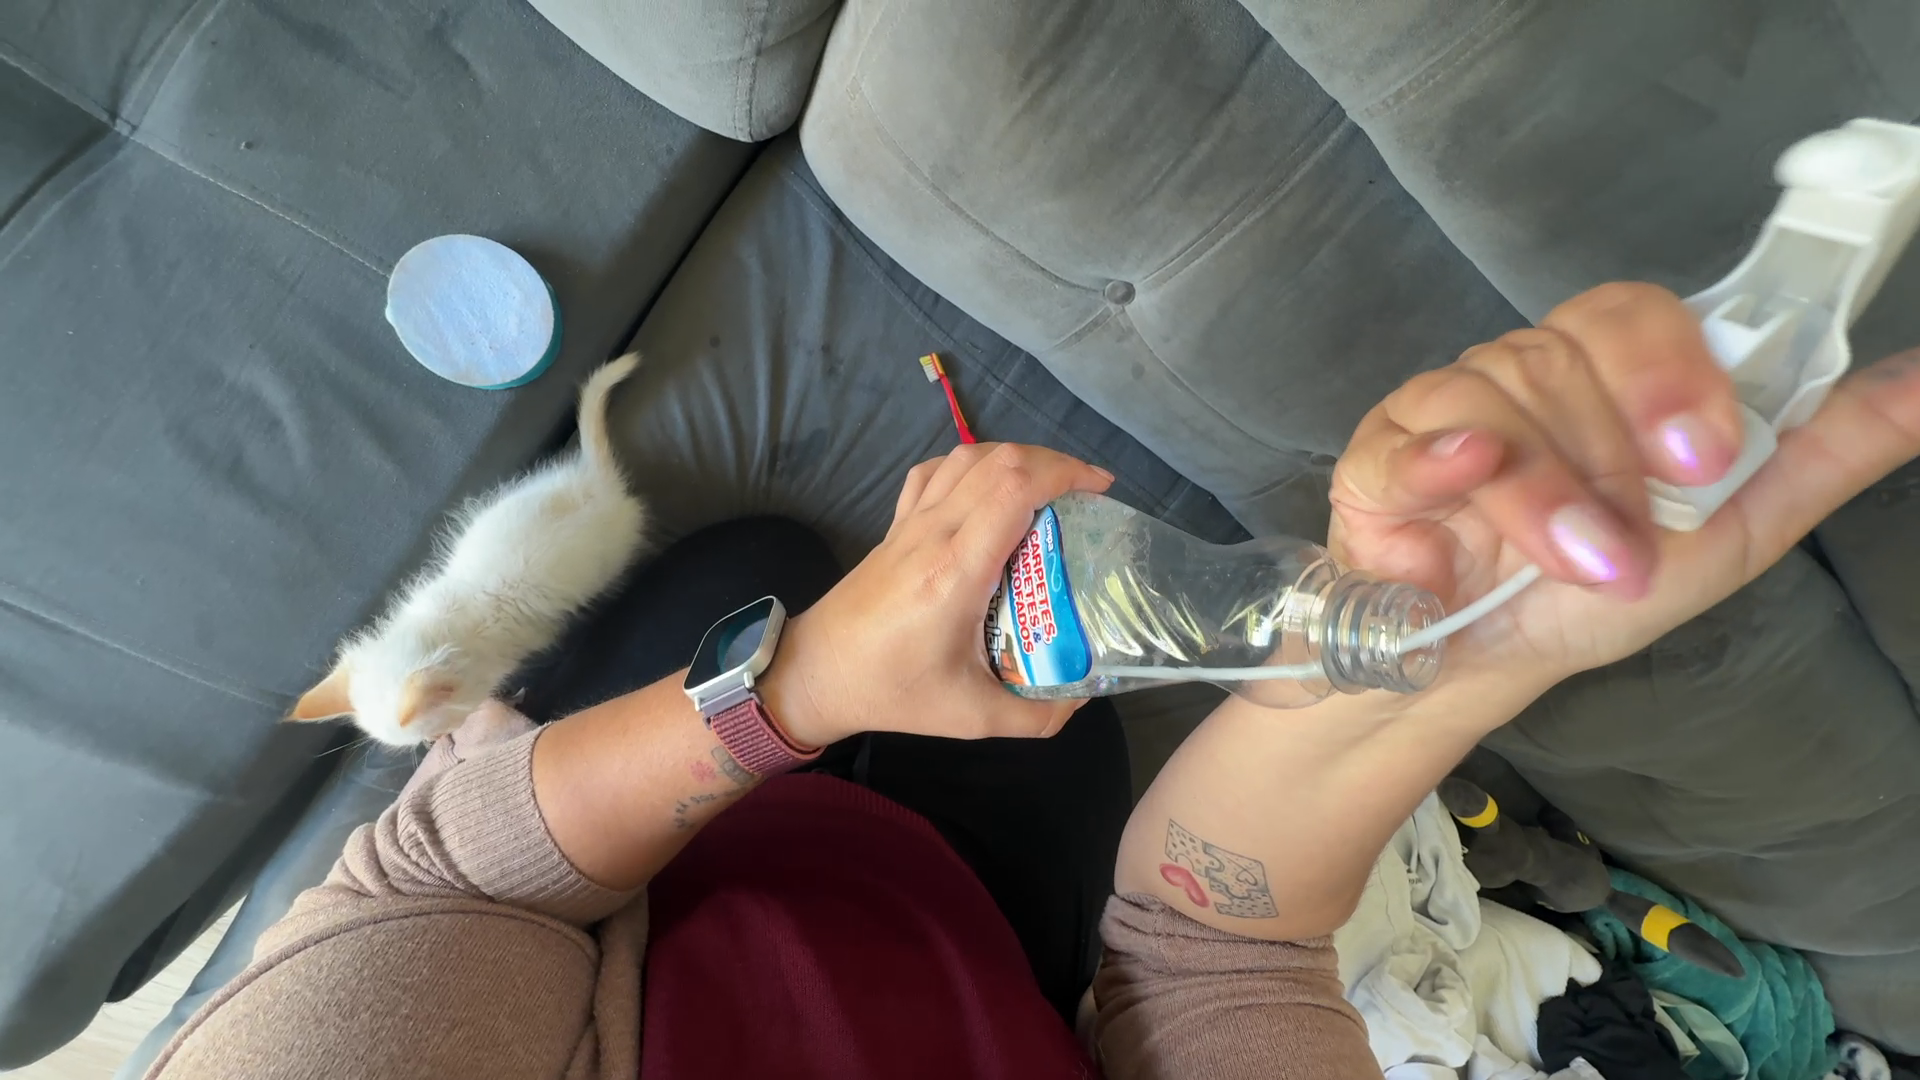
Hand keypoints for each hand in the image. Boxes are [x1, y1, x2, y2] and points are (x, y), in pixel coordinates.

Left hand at [759, 443, 1113, 746]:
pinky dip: (970, 464)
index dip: (1064, 474)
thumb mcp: (972, 717)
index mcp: (956, 570)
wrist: (817, 672)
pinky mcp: (895, 525)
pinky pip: (934, 472)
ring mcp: (910, 522)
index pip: (1013, 489)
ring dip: (1015, 458)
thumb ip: (1037, 715)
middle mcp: (933, 532)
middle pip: (999, 461)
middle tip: (1087, 491)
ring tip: (1048, 485)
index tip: (1100, 490)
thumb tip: (1084, 694)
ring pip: (967, 457)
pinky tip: (987, 486)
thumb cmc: (893, 691)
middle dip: (1054, 462)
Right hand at [1330, 282, 1919, 689]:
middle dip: (1603, 455)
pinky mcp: (1370, 465)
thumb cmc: (1579, 598)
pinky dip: (1434, 455)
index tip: (1699, 457)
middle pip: (1549, 357)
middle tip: (1623, 547)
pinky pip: (1399, 442)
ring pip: (1482, 400)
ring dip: (1540, 487)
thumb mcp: (1715, 537)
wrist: (1475, 661)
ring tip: (1572, 562)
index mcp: (1585, 383)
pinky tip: (1462, 470)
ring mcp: (1429, 418)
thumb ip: (1808, 459)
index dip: (1662, 369)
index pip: (1619, 316)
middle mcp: (1504, 382)